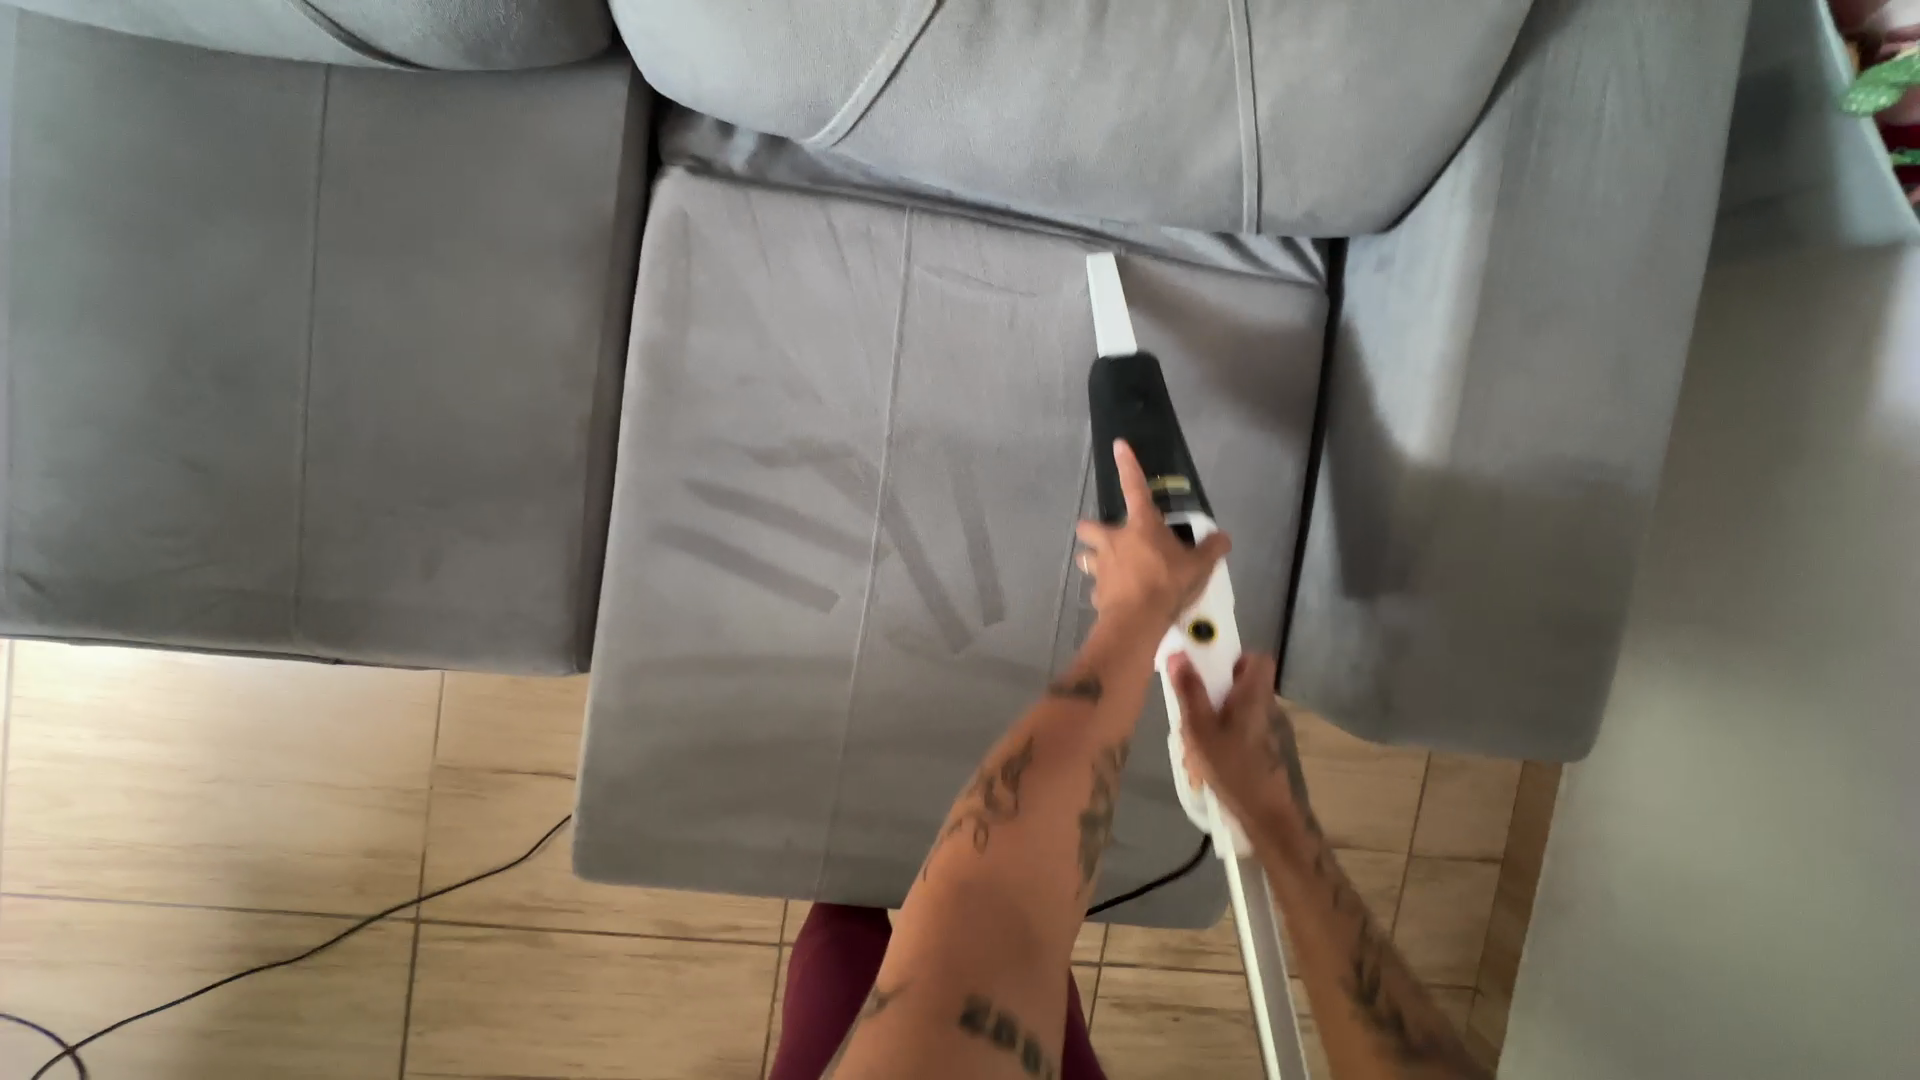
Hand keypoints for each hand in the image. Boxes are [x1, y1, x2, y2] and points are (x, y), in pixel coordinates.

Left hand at [1075, 440, 1230, 635]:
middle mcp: (1113, 542)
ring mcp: (1101, 567)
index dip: (1127, 465)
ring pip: (1086, 557)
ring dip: (1093, 559)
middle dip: (1092, 529)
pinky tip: (1116, 599)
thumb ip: (1212, 549)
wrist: (1137, 620)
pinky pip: (1098, 589)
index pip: (1134, 487)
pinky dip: (1105, 592)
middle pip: (1089, 526)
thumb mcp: (1199, 566)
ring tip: (1107, 568)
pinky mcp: (1096, 593)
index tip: (1119, 446)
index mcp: (1140, 526)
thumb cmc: (1167, 584)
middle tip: (1106, 537)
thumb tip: (1223, 538)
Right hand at [1168, 652, 1318, 843]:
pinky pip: (1245, 732)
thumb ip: (1190, 692)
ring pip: (1241, 711)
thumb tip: (1178, 654)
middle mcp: (1268, 708)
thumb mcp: (1201, 729)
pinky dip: (1227, 738)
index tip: (1208, 668)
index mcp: (1254, 696)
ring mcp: (1272, 731)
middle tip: (1191, 708)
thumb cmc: (1234, 768)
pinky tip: (1211, 762)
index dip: (1234, 657)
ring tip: (1195, 742)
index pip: (1258, 659)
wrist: (1269, 817)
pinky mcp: (1270, 752)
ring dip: (1218, 719)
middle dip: (1215, 692)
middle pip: (1244, 685)